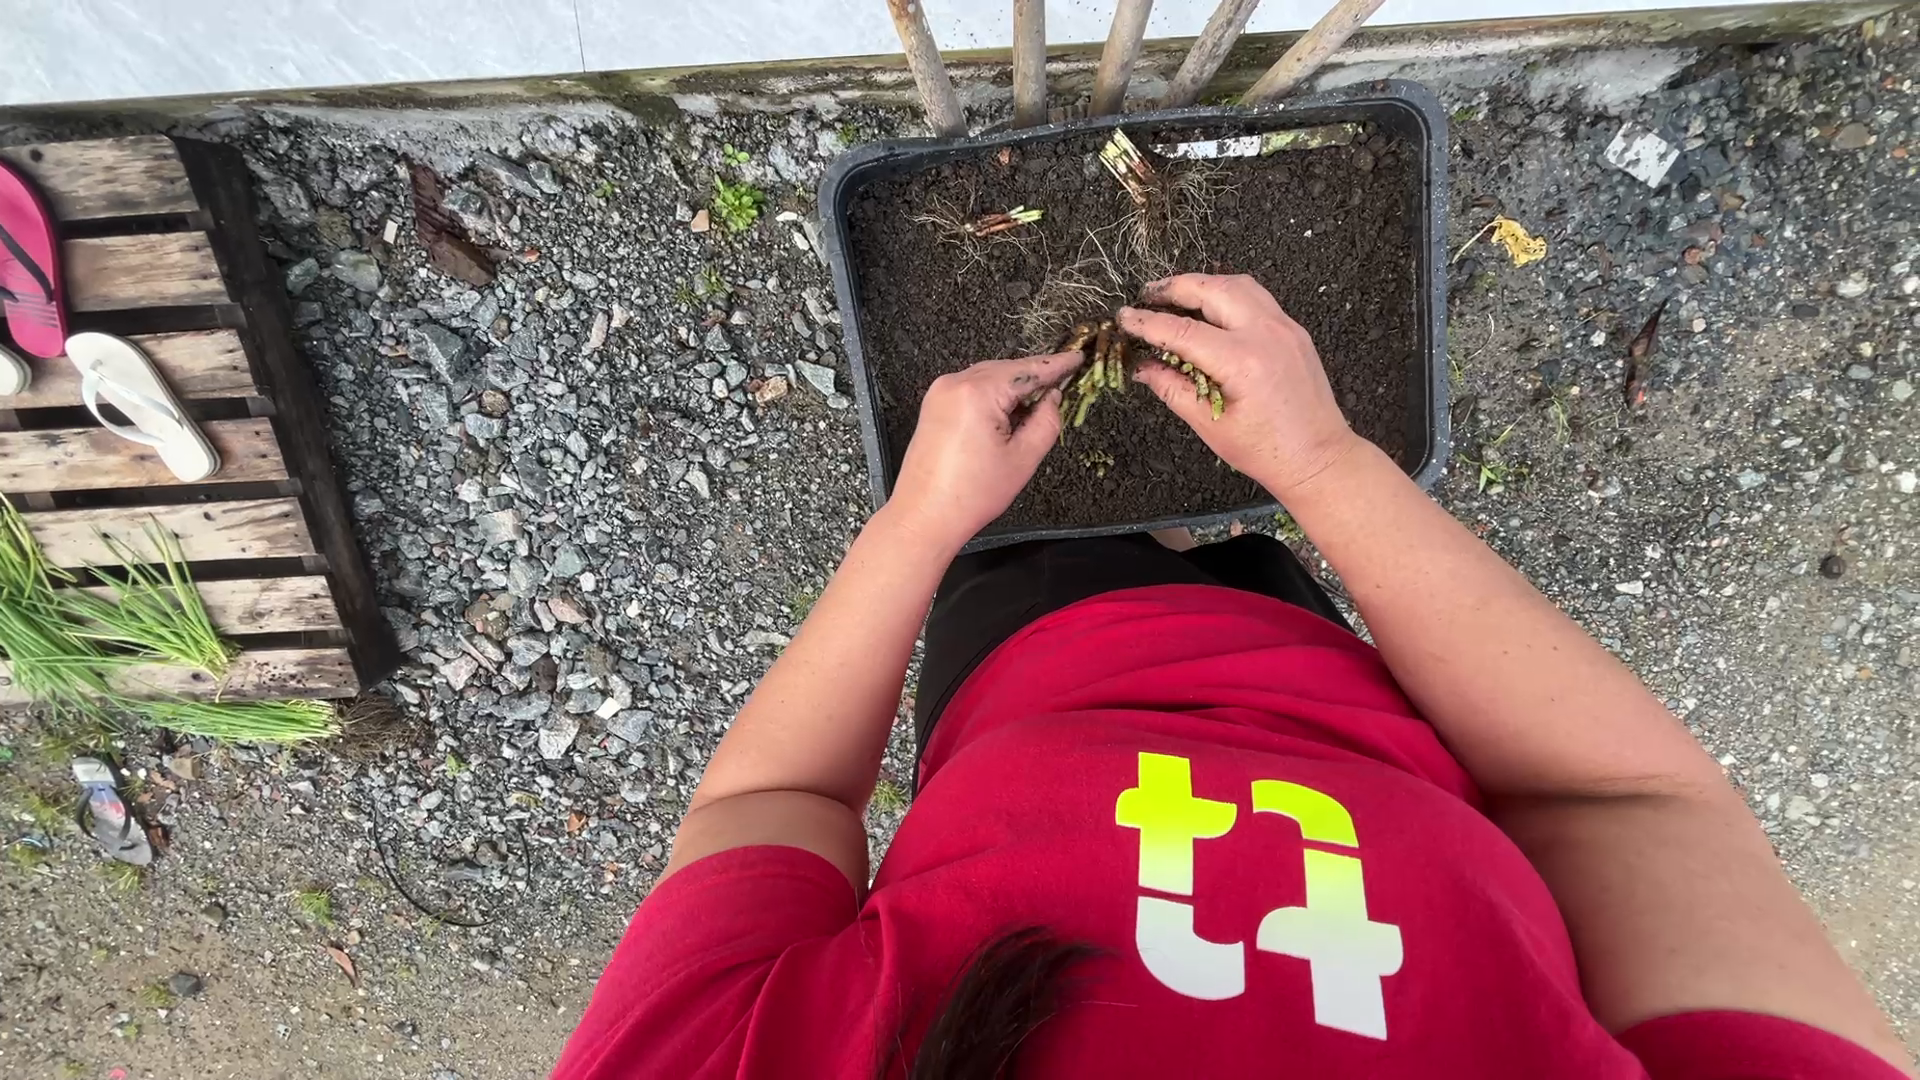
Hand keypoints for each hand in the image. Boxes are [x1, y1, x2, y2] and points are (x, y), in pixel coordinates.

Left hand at [887, 352, 1078, 547]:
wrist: (925, 516)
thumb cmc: (969, 495)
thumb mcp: (1023, 459)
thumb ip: (1046, 422)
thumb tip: (1053, 399)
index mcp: (978, 394)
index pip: (1027, 369)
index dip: (1056, 364)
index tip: (1076, 358)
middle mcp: (955, 384)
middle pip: (1006, 370)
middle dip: (1033, 378)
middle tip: (1060, 389)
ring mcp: (940, 393)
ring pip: (988, 378)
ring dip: (1013, 389)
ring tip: (1034, 410)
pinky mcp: (934, 406)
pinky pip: (971, 389)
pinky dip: (993, 397)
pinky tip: (1007, 416)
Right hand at [1118, 274, 1359, 499]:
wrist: (1317, 457)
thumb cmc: (1265, 450)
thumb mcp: (1208, 425)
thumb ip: (1172, 389)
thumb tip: (1142, 367)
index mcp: (1242, 362)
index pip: (1183, 331)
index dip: (1148, 323)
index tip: (1125, 317)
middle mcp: (1266, 334)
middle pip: (1212, 290)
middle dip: (1174, 287)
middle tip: (1146, 294)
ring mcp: (1284, 328)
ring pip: (1238, 285)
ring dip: (1203, 284)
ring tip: (1174, 295)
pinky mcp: (1293, 331)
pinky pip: (1256, 298)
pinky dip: (1226, 294)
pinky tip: (1209, 308)